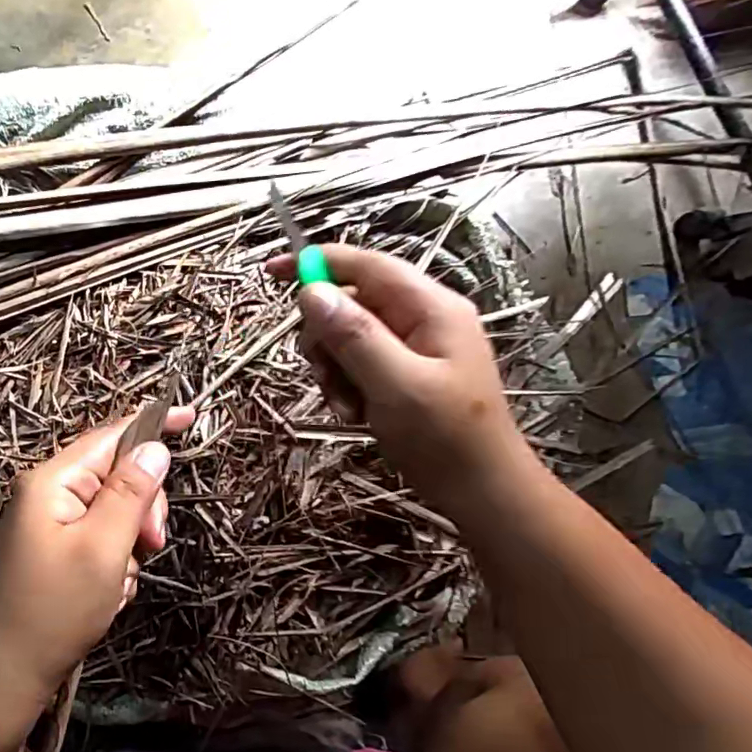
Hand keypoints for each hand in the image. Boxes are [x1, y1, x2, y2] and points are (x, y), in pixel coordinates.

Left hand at [0, 407, 196, 703]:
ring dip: (128, 544)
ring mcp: (48, 523)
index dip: (151, 426)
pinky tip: (106, 592)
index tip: (190, 417)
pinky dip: (113, 563)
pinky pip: (100, 541)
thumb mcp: (103, 547)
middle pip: (115, 477)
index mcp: (50, 482)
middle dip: (141, 510)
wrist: (9, 670)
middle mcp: (46, 494)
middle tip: (148, 546)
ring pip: (114, 513)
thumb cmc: (54, 608)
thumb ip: (131, 493)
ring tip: (116, 581)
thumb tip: (155, 447)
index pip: (108, 437)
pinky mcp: (54, 550)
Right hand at [267, 245, 538, 515]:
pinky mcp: (402, 373)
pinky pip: (355, 366)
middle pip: (349, 305)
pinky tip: (356, 413)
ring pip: (346, 339)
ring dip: (333, 371)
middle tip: (325, 374)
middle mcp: (421, 319)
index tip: (271, 272)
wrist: (480, 489)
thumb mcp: (395, 384)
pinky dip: (345, 387)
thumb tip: (310, 292)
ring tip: (348, 405)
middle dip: (325, 338)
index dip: (317, 262)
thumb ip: (354, 336)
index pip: (365, 267)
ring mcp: (412, 348)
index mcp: (430, 308)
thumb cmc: (445, 437)